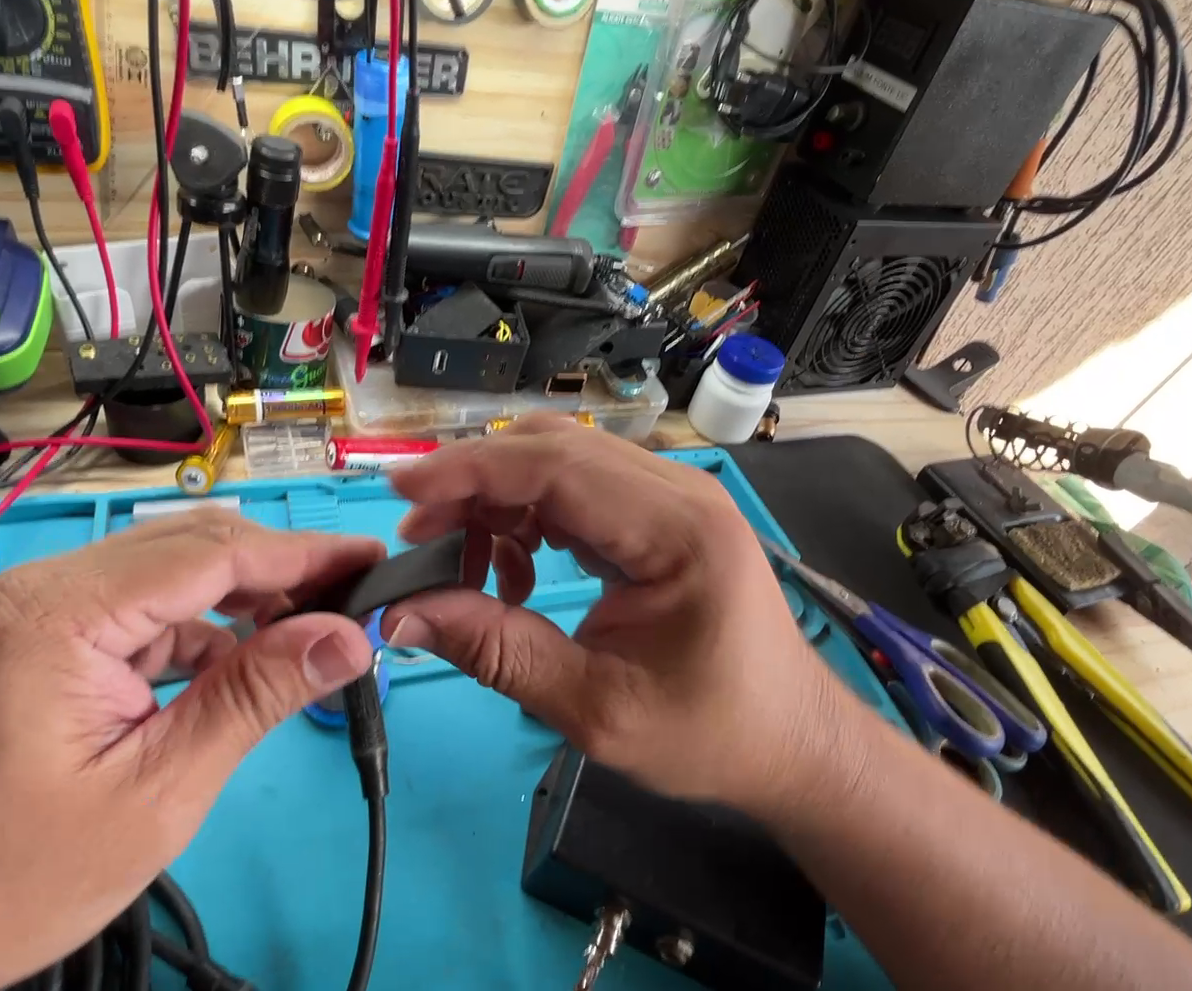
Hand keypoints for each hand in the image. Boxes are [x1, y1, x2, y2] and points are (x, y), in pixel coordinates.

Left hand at [0, 511, 383, 990]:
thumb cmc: (0, 885)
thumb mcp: (155, 793)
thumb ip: (255, 698)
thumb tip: (347, 637)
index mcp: (63, 612)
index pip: (215, 550)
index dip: (306, 552)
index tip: (374, 560)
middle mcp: (39, 589)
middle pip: (188, 548)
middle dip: (278, 570)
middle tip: (352, 601)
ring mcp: (22, 615)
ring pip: (159, 578)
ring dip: (235, 601)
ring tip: (305, 633)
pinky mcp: (18, 646)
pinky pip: (125, 616)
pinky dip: (187, 634)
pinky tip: (226, 668)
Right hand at [380, 413, 861, 818]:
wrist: (791, 742)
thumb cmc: (710, 733)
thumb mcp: (595, 709)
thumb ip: (496, 651)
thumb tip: (400, 614)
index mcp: (677, 529)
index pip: (557, 466)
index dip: (470, 470)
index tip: (401, 492)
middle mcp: (679, 491)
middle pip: (554, 450)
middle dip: (474, 484)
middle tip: (419, 541)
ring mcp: (673, 496)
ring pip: (561, 461)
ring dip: (498, 501)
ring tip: (462, 566)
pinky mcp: (660, 513)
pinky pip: (578, 489)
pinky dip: (529, 517)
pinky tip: (515, 572)